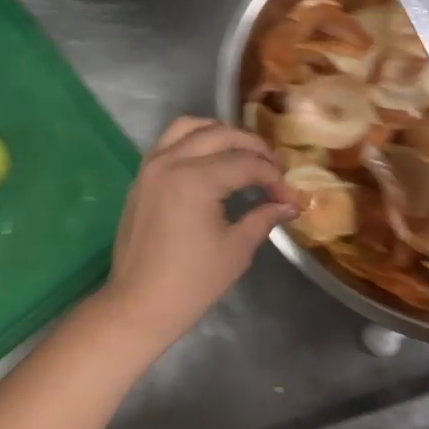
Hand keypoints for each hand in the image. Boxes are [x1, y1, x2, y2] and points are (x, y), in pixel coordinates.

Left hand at [97, 118, 292, 348]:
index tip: (287, 197)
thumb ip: (262, 218)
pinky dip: (192, 139)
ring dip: (219, 133)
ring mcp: (150, 165)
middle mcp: (170, 162)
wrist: (139, 302)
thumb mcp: (236, 249)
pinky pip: (167, 141)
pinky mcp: (140, 175)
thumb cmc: (192, 282)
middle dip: (252, 147)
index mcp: (195, 180)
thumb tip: (288, 205)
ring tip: (243, 153)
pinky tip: (211, 158)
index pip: (245, 164)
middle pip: (219, 135)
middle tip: (273, 168)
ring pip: (188, 127)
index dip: (272, 178)